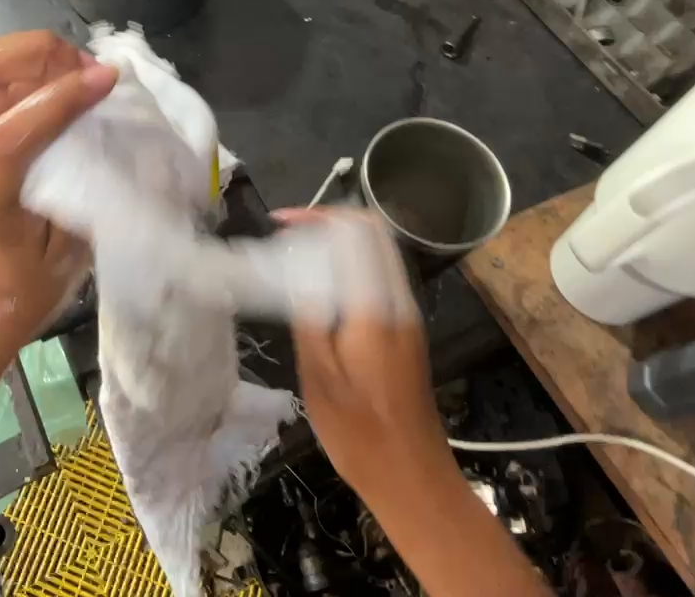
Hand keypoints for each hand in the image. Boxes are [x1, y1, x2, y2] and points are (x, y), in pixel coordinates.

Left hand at [0, 31, 116, 323]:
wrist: (9, 271)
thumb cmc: (47, 261)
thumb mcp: (77, 234)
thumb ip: (91, 180)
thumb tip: (118, 114)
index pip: (5, 140)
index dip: (57, 101)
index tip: (106, 81)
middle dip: (37, 55)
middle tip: (89, 67)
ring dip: (33, 50)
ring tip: (78, 65)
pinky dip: (28, 56)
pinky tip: (62, 69)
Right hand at [280, 208, 451, 501]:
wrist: (414, 479)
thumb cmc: (360, 434)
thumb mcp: (318, 376)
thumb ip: (309, 313)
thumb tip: (296, 265)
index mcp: (376, 307)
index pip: (357, 232)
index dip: (318, 215)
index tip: (281, 223)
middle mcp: (398, 300)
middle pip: (372, 233)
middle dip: (328, 222)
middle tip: (287, 236)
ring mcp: (406, 314)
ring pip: (375, 253)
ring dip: (337, 243)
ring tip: (294, 258)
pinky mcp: (404, 330)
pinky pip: (376, 277)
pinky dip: (347, 266)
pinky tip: (318, 289)